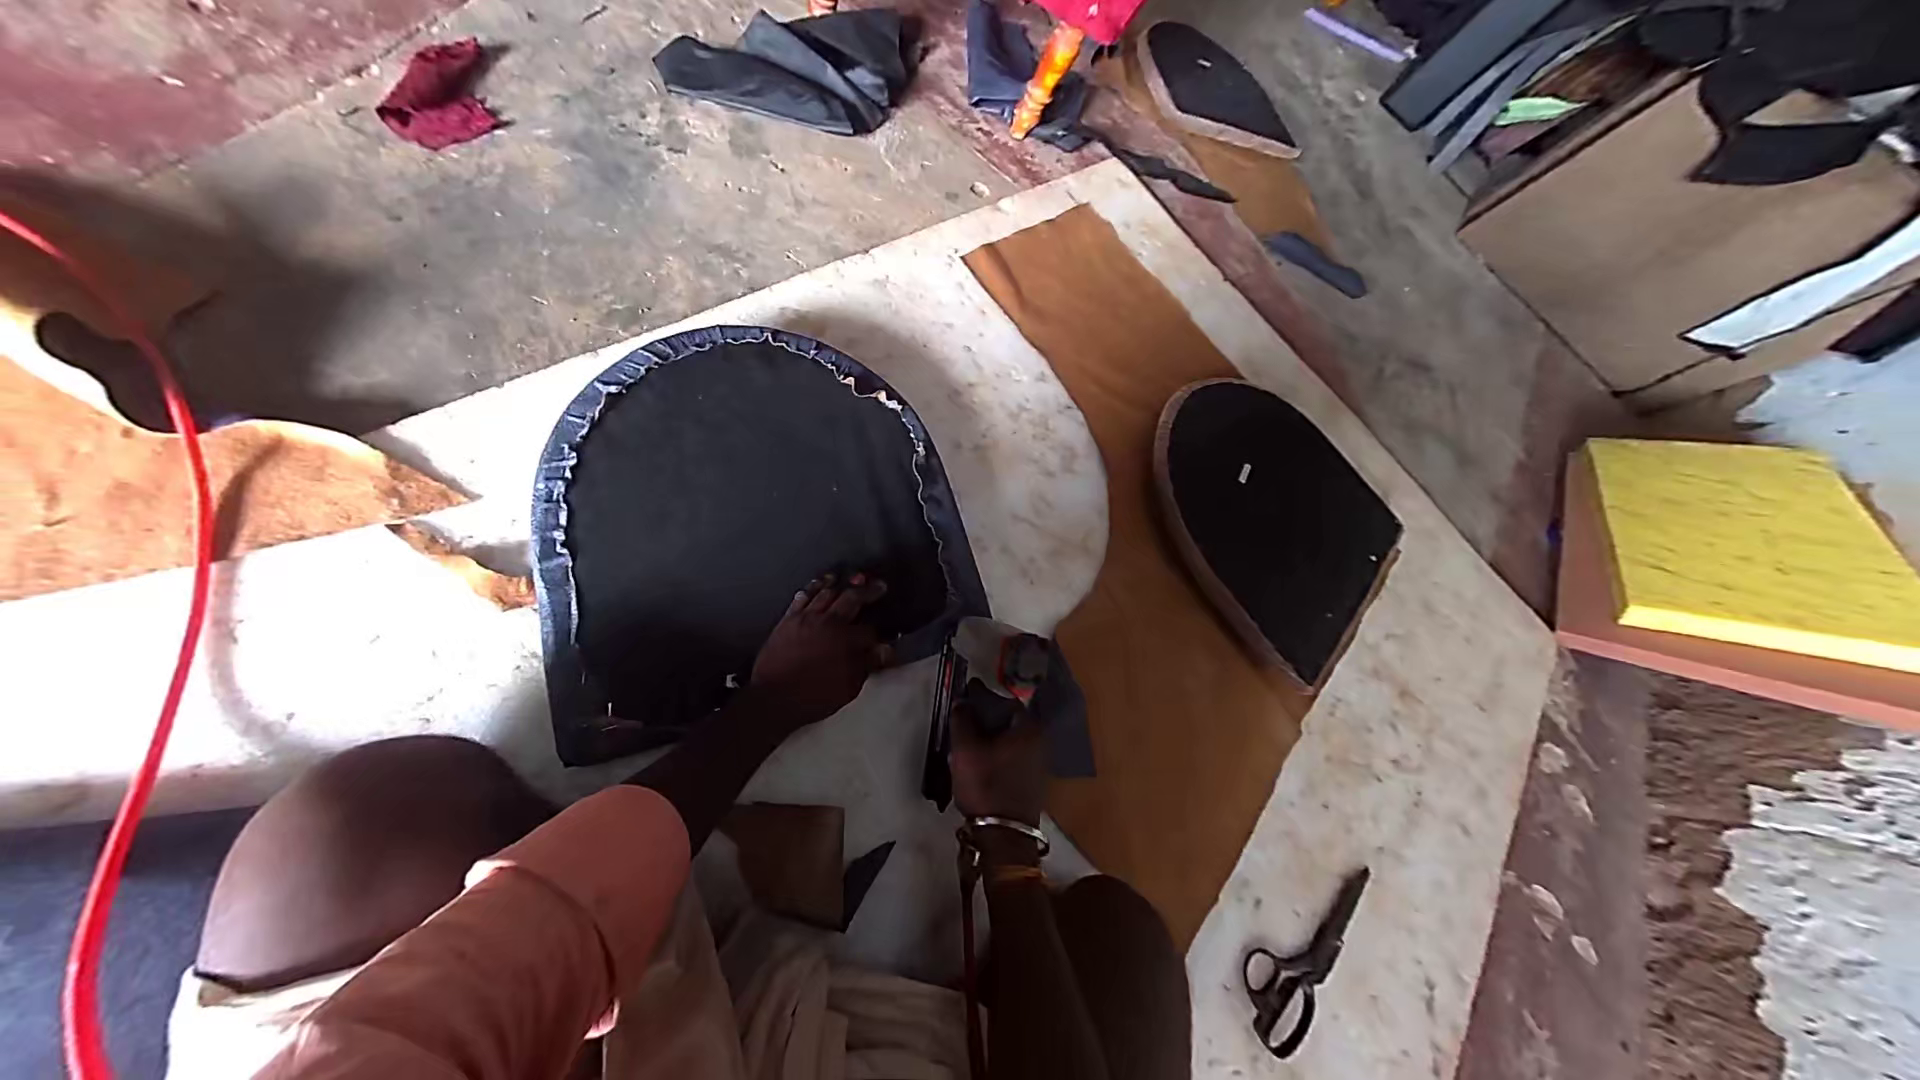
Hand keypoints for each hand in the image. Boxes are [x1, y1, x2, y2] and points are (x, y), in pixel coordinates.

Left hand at [750, 573, 891, 729]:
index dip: (878, 632)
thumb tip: (885, 650)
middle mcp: (827, 622)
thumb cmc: (814, 696)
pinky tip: (816, 586)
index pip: (868, 629)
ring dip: (838, 584)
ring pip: (825, 593)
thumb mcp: (849, 687)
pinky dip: (811, 590)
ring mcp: (805, 618)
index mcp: (845, 639)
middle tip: (877, 585)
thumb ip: (867, 665)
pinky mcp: (786, 621)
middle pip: (851, 598)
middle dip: (867, 591)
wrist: (773, 698)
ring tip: (846, 578)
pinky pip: (800, 599)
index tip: (882, 634)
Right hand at [950, 699, 1048, 826]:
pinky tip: (980, 757)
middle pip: (1009, 720)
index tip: (965, 695)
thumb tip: (962, 701)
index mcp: (1028, 728)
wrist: (1003, 836)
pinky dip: (996, 750)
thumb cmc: (985, 786)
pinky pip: (1012, 754)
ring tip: (967, 737)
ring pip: (1010, 738)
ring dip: (990, 735)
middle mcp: (1040, 741)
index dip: (983, 696)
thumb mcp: (966, 750)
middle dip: (986, 716)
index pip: (1005, 700)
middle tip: (963, 717)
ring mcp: (1038, 762)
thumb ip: (962, 720)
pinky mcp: (1032, 780)